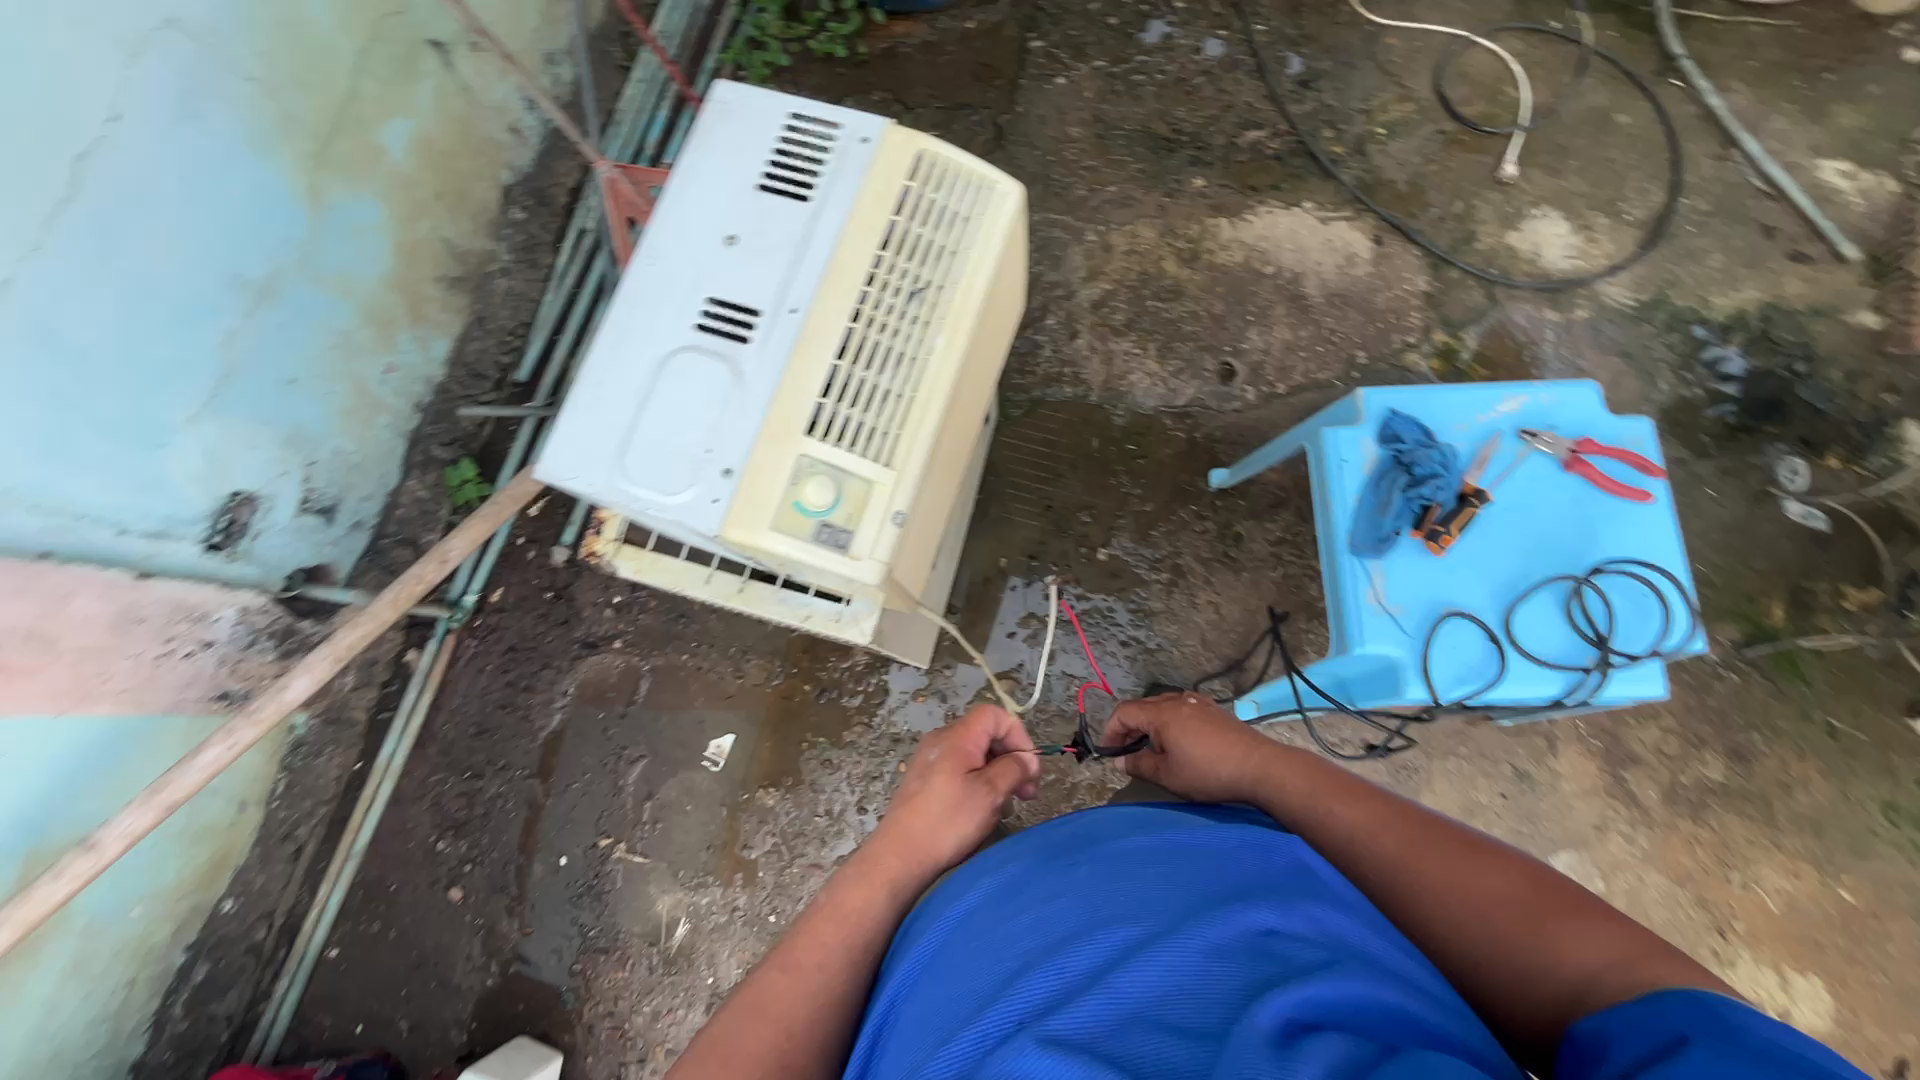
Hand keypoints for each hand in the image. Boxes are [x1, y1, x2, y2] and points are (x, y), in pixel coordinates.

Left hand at [867, 705, 1040, 882]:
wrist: (900, 855)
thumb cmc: (948, 820)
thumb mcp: (990, 794)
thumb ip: (1014, 769)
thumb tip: (1028, 759)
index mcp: (958, 736)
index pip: (994, 715)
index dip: (1018, 735)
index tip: (1028, 767)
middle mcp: (941, 740)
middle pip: (985, 734)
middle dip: (1010, 758)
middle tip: (1026, 792)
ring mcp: (930, 759)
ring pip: (974, 754)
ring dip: (997, 773)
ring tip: (1005, 805)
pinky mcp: (924, 780)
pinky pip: (959, 769)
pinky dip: (978, 782)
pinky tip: (981, 810)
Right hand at [1101, 692, 1284, 803]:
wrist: (1260, 767)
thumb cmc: (1208, 772)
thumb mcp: (1168, 775)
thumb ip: (1138, 765)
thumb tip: (1119, 761)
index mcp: (1161, 713)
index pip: (1124, 713)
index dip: (1110, 731)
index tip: (1108, 753)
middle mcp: (1176, 700)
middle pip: (1141, 707)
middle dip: (1128, 728)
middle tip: (1125, 752)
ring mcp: (1197, 703)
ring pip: (1161, 706)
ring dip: (1148, 724)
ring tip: (1149, 747)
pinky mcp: (1213, 710)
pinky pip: (1180, 709)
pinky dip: (1168, 721)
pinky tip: (1176, 741)